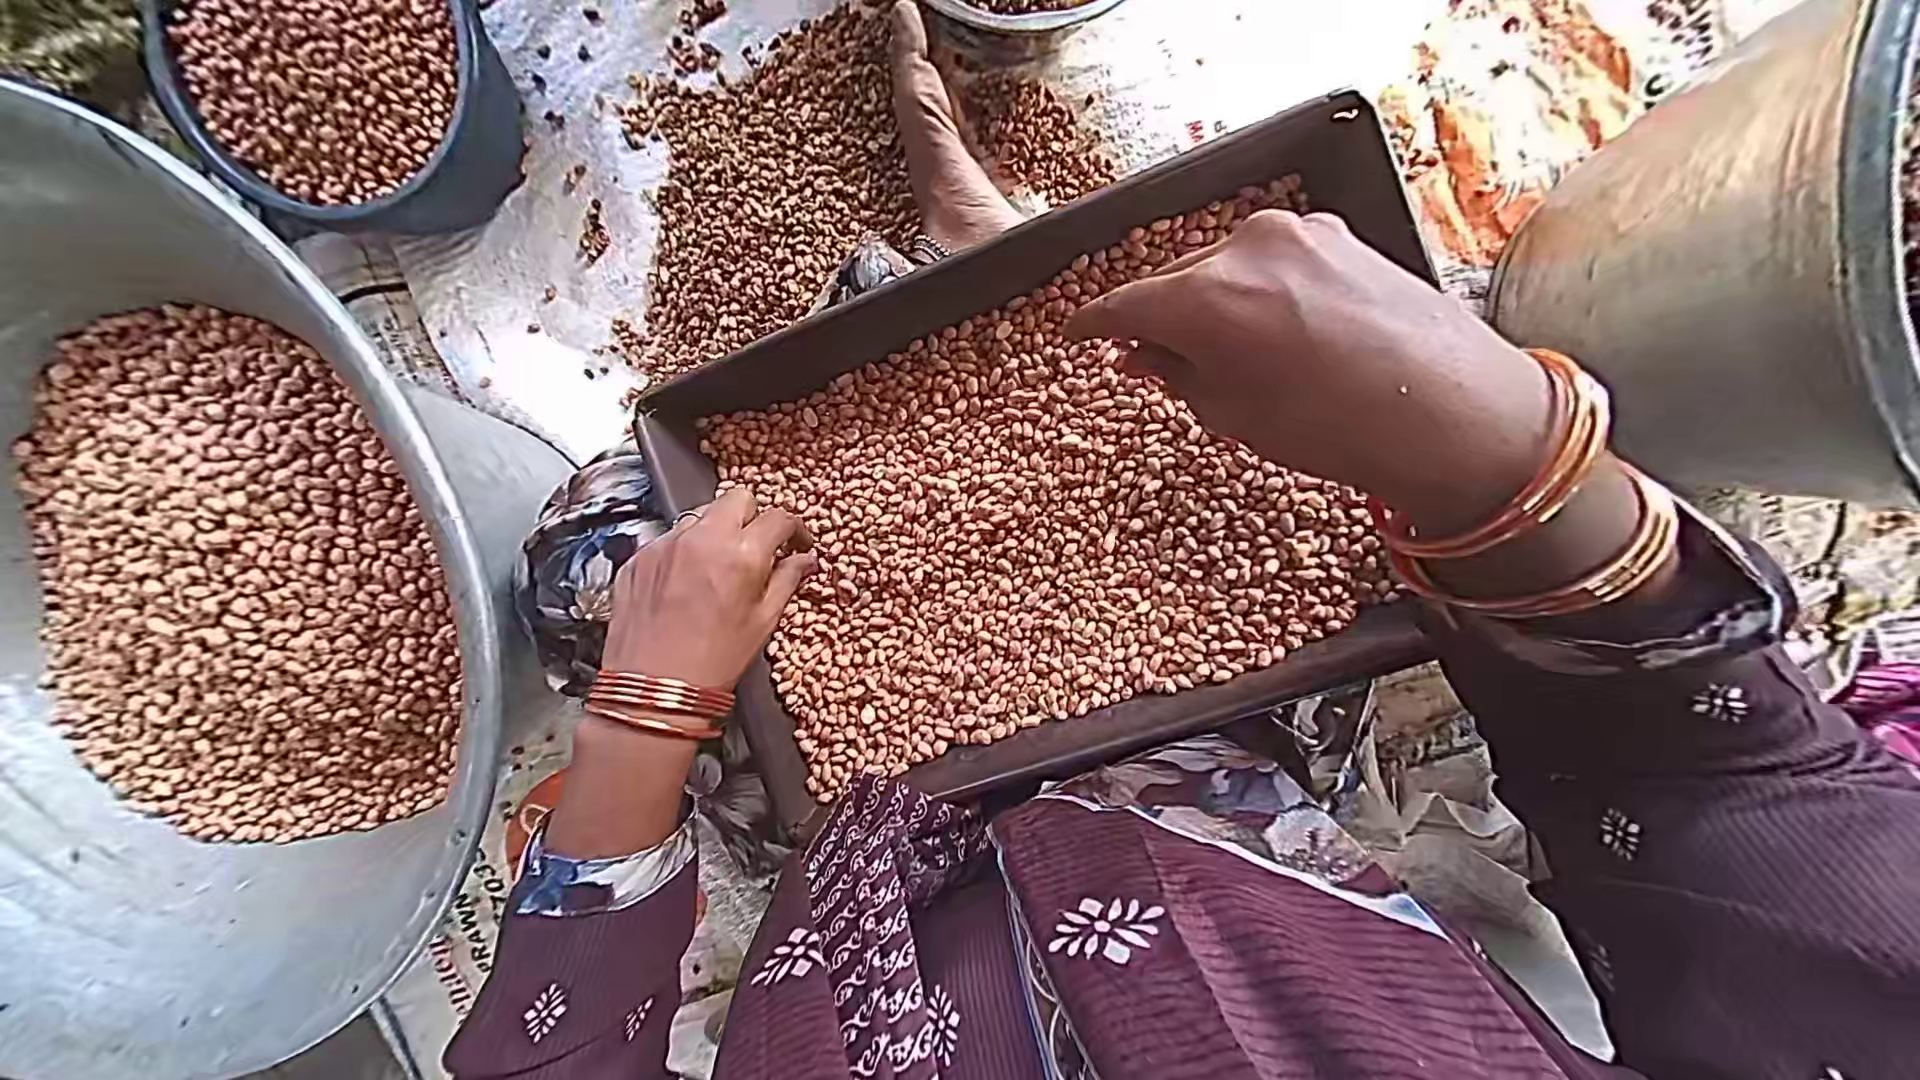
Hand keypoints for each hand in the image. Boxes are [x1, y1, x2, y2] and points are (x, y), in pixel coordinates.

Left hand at [545, 485, 816, 858]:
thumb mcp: (764, 621)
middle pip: (738, 498)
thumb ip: (787, 580)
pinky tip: (688, 580)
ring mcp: (666, 544)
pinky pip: (671, 537)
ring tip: (721, 563)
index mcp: (742, 553)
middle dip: (754, 515)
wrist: (652, 688)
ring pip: (702, 513)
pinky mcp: (638, 556)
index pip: (778, 517)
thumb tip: (805, 559)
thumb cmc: (716, 659)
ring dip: (719, 529)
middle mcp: (702, 537)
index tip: (796, 543)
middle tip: (758, 545)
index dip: (794, 528)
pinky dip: (687, 549)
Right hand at [1065, 210, 1551, 535]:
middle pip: (1171, 279)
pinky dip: (1243, 288)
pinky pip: (1264, 259)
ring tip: (1201, 345)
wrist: (1449, 412)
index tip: (1074, 332)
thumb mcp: (1227, 410)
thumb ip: (1172, 371)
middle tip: (1140, 353)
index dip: (1092, 322)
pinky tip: (1253, 324)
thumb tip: (1139, 352)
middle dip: (1150, 316)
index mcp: (1205, 297)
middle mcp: (1245, 247)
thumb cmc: (1325, 427)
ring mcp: (1297, 232)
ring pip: (1217, 265)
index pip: (1124, 304)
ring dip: (1198, 301)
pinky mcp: (1338, 234)